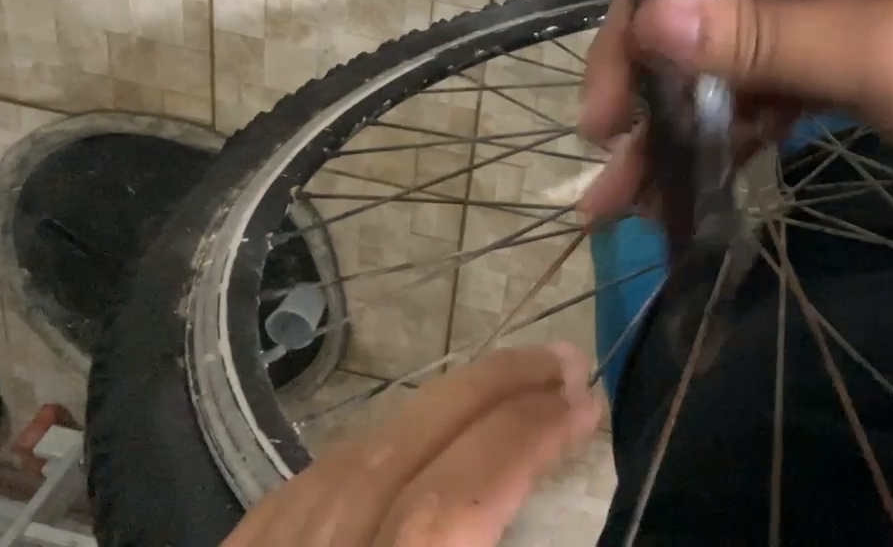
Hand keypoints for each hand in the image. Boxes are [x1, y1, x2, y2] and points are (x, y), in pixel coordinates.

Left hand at [223, 344, 600, 546]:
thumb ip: (487, 531)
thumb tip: (536, 475)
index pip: (453, 504)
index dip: (526, 440)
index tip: (585, 403)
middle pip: (400, 454)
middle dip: (491, 392)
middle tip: (562, 363)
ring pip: (351, 455)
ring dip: (440, 408)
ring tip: (507, 387)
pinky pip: (308, 483)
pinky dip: (377, 443)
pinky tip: (414, 436)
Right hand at [578, 0, 892, 217]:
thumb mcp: (876, 48)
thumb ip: (758, 37)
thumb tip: (646, 23)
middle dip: (636, 48)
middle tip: (603, 126)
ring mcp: (801, 5)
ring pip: (708, 42)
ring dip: (664, 110)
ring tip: (618, 190)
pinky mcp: (817, 58)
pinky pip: (748, 85)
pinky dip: (714, 132)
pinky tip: (675, 189)